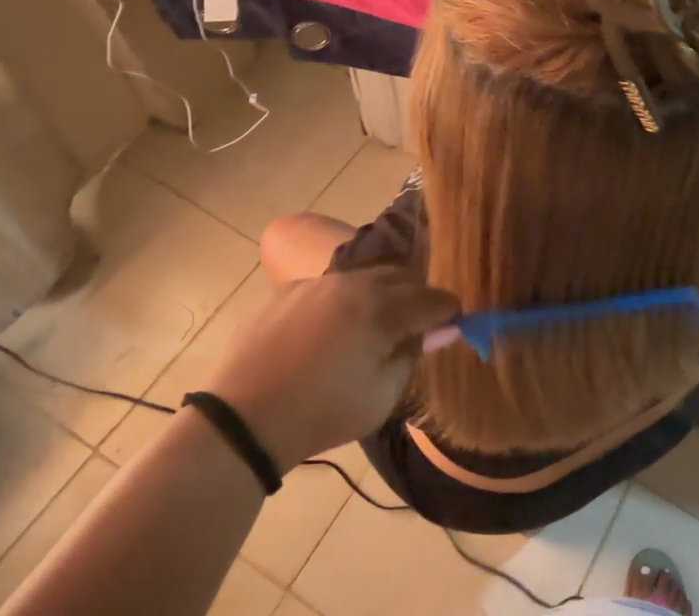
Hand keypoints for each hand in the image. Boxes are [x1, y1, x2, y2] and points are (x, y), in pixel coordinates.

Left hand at [204, 267, 456, 471]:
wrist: (242, 420)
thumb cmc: (322, 414)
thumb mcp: (381, 395)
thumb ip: (414, 354)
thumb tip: (446, 329)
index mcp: (380, 310)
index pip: (433, 299)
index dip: (450, 311)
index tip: (456, 324)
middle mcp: (352, 284)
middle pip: (402, 277)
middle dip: (417, 297)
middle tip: (419, 326)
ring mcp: (315, 283)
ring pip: (364, 277)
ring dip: (381, 295)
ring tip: (376, 326)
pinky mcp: (286, 290)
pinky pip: (329, 286)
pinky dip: (344, 301)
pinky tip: (333, 331)